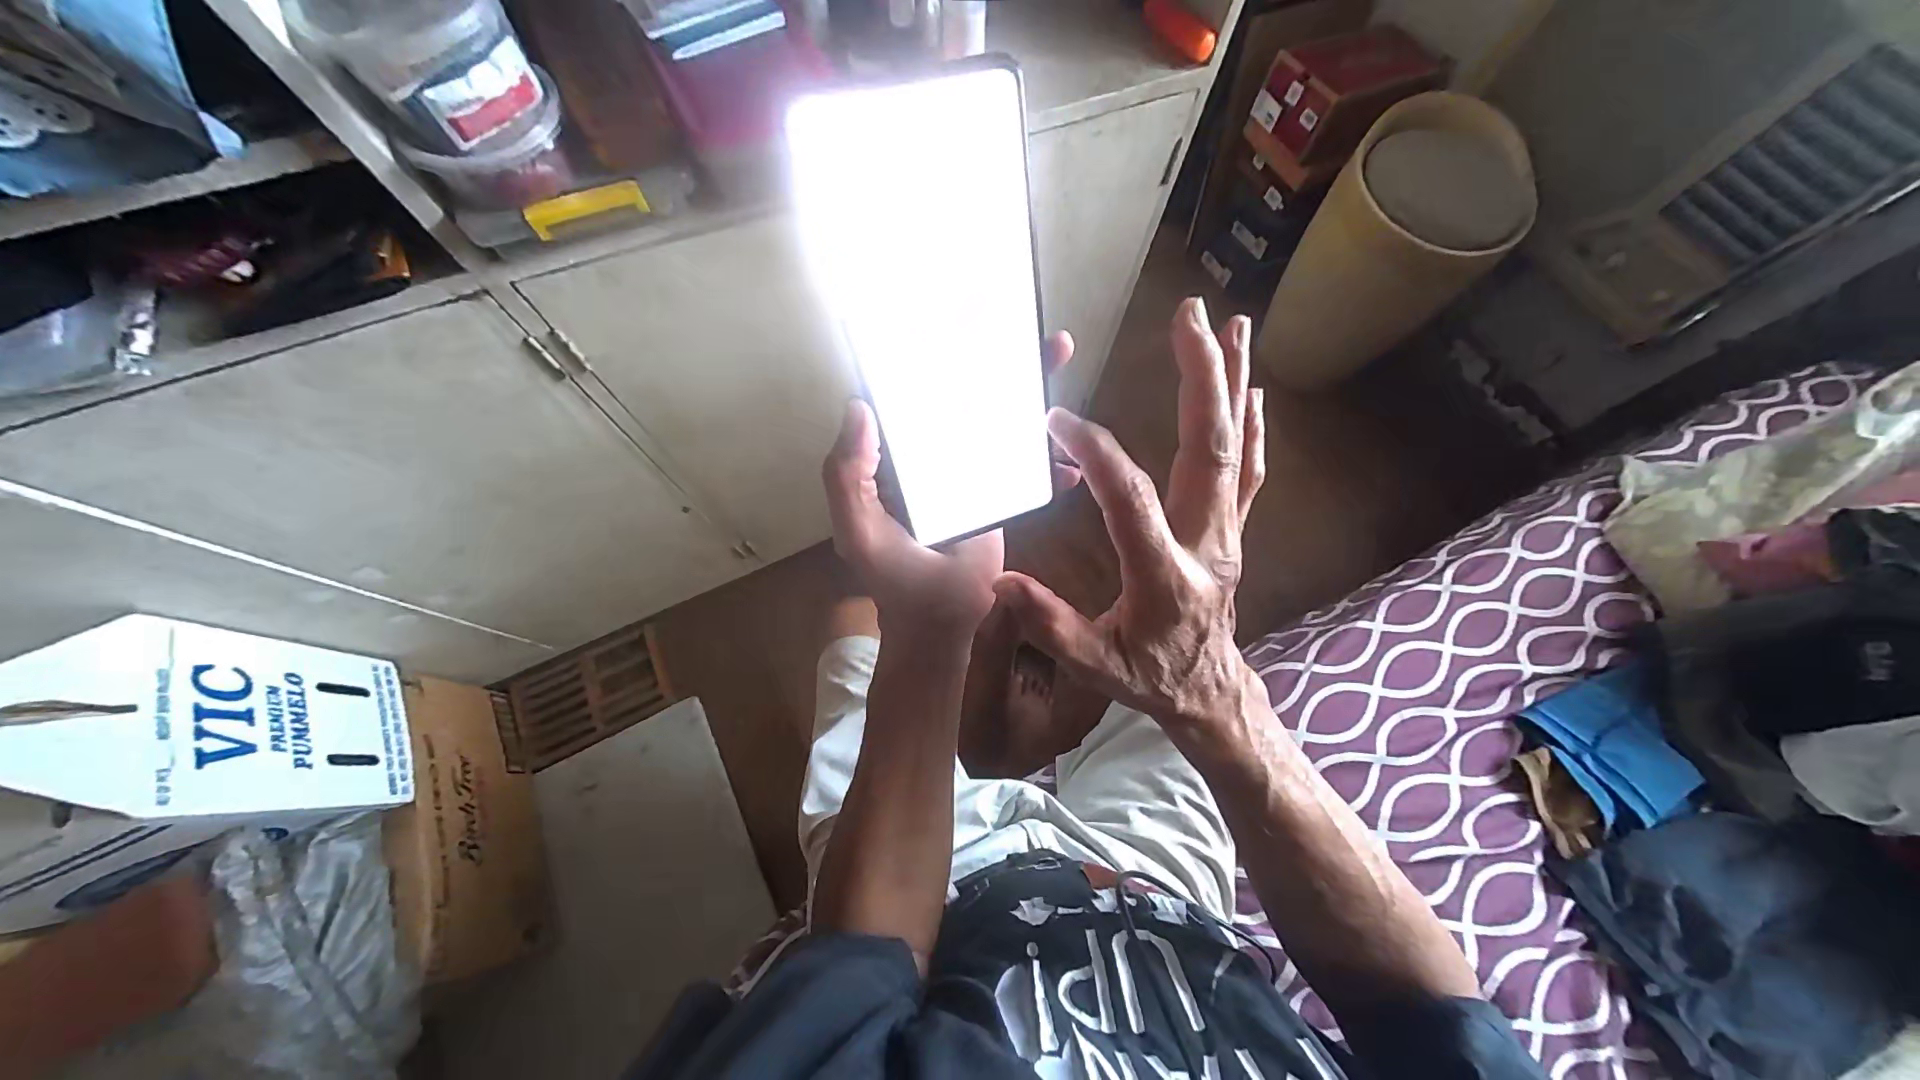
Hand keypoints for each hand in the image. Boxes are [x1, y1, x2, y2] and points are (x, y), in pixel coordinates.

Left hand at [824, 332, 1075, 636]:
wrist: (942, 622)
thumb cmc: (894, 577)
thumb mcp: (858, 529)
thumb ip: (848, 475)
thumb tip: (858, 406)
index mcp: (897, 455)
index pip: (914, 395)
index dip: (933, 356)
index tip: (959, 318)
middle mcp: (933, 454)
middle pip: (966, 397)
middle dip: (995, 361)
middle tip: (1023, 325)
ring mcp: (970, 473)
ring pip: (1000, 423)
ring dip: (1030, 395)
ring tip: (1058, 354)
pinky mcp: (1001, 495)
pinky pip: (1025, 467)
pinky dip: (1048, 462)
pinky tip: (1068, 466)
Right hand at [996, 298, 1266, 743]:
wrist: (1210, 692)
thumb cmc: (1150, 678)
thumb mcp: (1095, 666)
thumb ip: (1050, 625)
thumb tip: (1004, 583)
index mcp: (1165, 574)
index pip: (1130, 497)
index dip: (1095, 453)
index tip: (1058, 420)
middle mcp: (1206, 543)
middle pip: (1208, 450)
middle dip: (1200, 379)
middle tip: (1191, 320)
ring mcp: (1226, 533)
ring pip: (1234, 450)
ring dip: (1233, 385)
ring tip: (1235, 326)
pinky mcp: (1232, 531)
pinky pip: (1247, 471)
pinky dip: (1250, 426)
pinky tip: (1253, 391)